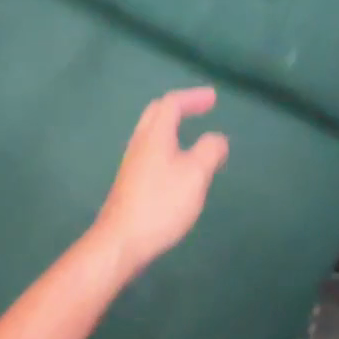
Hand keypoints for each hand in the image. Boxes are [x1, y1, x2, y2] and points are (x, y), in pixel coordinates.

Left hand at [92, 87, 229, 276]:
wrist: (121, 240)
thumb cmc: (160, 204)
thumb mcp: (195, 175)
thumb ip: (209, 151)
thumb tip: (217, 138)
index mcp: (155, 135)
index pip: (171, 104)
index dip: (193, 98)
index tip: (213, 98)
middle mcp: (140, 143)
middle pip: (156, 113)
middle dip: (180, 106)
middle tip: (201, 108)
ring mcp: (132, 163)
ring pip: (151, 132)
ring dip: (172, 126)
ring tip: (191, 135)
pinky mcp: (130, 182)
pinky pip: (150, 151)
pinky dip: (167, 145)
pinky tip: (177, 165)